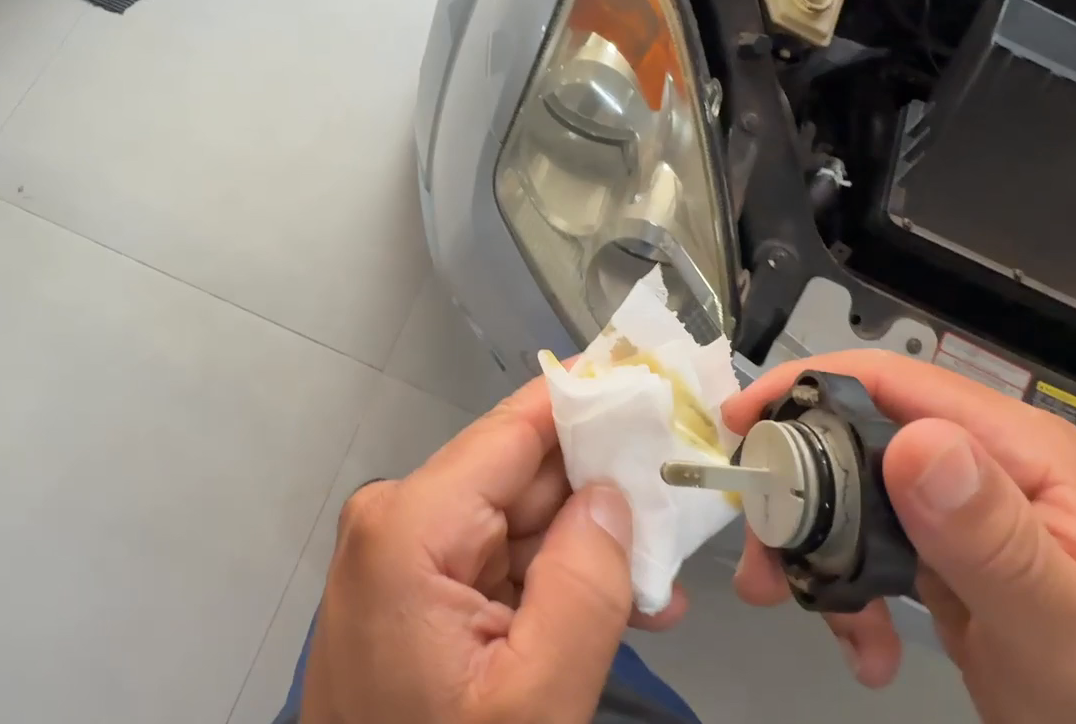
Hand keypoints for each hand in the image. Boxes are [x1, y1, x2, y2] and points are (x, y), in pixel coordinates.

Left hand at [301, 377, 686, 723]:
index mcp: (413, 525)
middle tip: (677, 498)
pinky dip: (551, 581)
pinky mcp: (413, 589)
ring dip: (584, 547)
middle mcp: (398, 519)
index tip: (648, 383)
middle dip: (598, 490)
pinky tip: (615, 606)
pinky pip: (496, 563)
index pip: (514, 430)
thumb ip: (585, 586)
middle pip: (518, 476)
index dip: (585, 403)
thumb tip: (611, 495)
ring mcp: (401, 555)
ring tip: (659, 580)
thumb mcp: (535, 699)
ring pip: (515, 523)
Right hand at [723, 351, 1075, 723]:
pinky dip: (843, 589)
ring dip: (813, 548)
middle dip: (798, 492)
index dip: (806, 390)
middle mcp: (983, 462)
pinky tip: (860, 646)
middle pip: (855, 439)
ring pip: (848, 494)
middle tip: (762, 555)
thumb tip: (915, 441)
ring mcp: (959, 509)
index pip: (891, 382)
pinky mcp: (940, 553)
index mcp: (1018, 451)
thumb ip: (994, 539)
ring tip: (797, 607)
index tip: (740, 429)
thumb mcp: (1068, 634)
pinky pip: (863, 545)